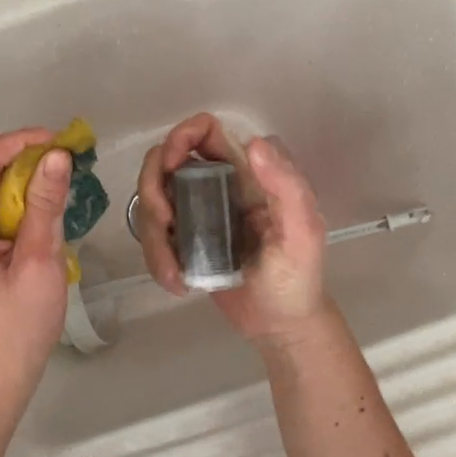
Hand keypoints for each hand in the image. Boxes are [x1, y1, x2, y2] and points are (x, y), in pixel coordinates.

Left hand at [0, 129, 72, 394]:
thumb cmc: (19, 325)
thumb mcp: (40, 262)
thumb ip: (45, 205)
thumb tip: (58, 156)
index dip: (21, 142)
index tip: (61, 141)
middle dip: (17, 149)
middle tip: (60, 154)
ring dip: (16, 167)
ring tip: (56, 170)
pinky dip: (13, 189)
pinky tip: (41, 195)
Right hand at [135, 113, 329, 344]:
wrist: (280, 325)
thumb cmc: (298, 278)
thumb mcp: (303, 233)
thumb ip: (286, 187)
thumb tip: (253, 143)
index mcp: (247, 173)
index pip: (207, 131)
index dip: (180, 137)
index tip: (169, 167)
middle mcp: (217, 185)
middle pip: (163, 163)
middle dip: (153, 192)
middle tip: (166, 224)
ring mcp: (196, 213)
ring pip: (153, 202)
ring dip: (154, 238)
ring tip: (175, 275)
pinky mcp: (182, 240)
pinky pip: (153, 235)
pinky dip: (156, 258)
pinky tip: (178, 282)